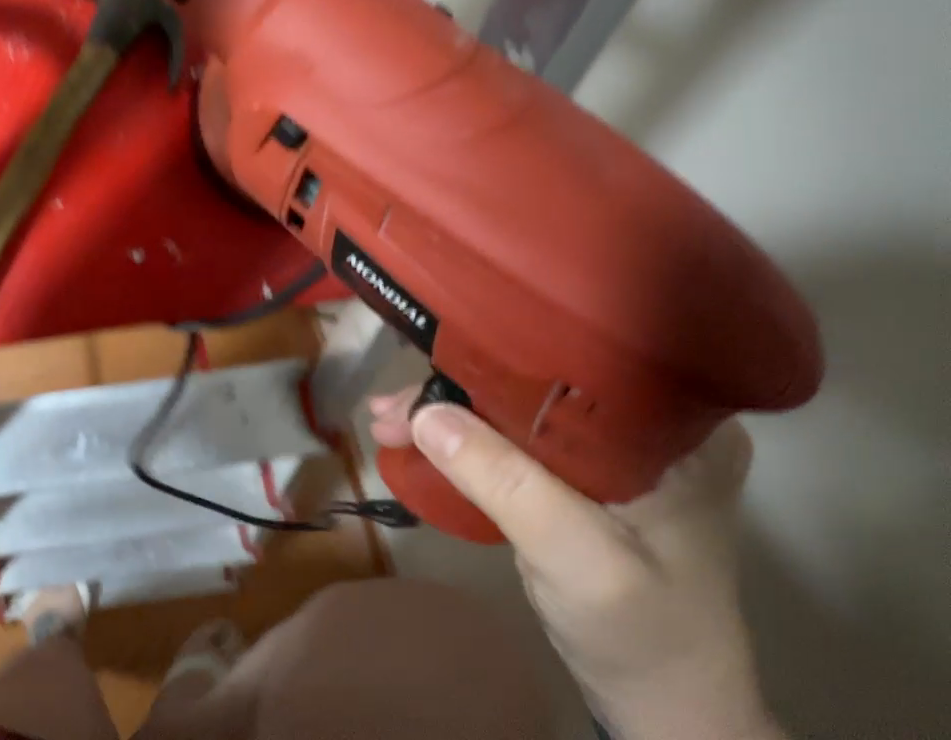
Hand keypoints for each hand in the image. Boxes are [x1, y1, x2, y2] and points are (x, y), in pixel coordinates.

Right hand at [368, 391, 782, 739]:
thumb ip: (506, 482)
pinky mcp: (585, 481)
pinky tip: (419, 443)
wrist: (664, 706)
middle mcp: (651, 429)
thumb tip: (424, 415)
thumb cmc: (643, 630)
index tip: (426, 368)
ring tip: (386, 425)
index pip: (579, 364)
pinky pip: (516, 444)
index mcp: (679, 431)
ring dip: (451, 418)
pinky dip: (465, 443)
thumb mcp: (576, 555)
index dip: (496, 359)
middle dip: (457, 394)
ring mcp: (617, 457)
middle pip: (537, 388)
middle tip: (389, 411)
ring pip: (518, 414)